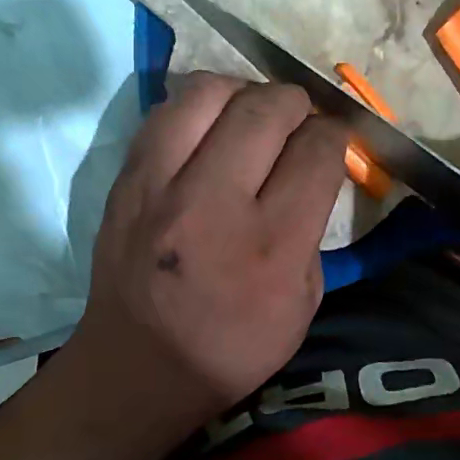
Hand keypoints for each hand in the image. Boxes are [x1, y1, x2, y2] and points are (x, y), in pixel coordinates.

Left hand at [69, 73, 346, 435]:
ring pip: (208, 93)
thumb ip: (313, 230)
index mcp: (272, 244)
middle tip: (299, 122)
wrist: (139, 367)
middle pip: (266, 110)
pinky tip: (209, 129)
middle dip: (296, 104)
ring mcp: (160, 187)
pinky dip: (197, 109)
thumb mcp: (304, 303)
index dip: (334, 136)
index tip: (332, 141)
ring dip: (243, 93)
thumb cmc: (235, 346)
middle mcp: (215, 204)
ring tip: (251, 114)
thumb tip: (311, 171)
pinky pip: (165, 113)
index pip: (316, 152)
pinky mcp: (125, 182)